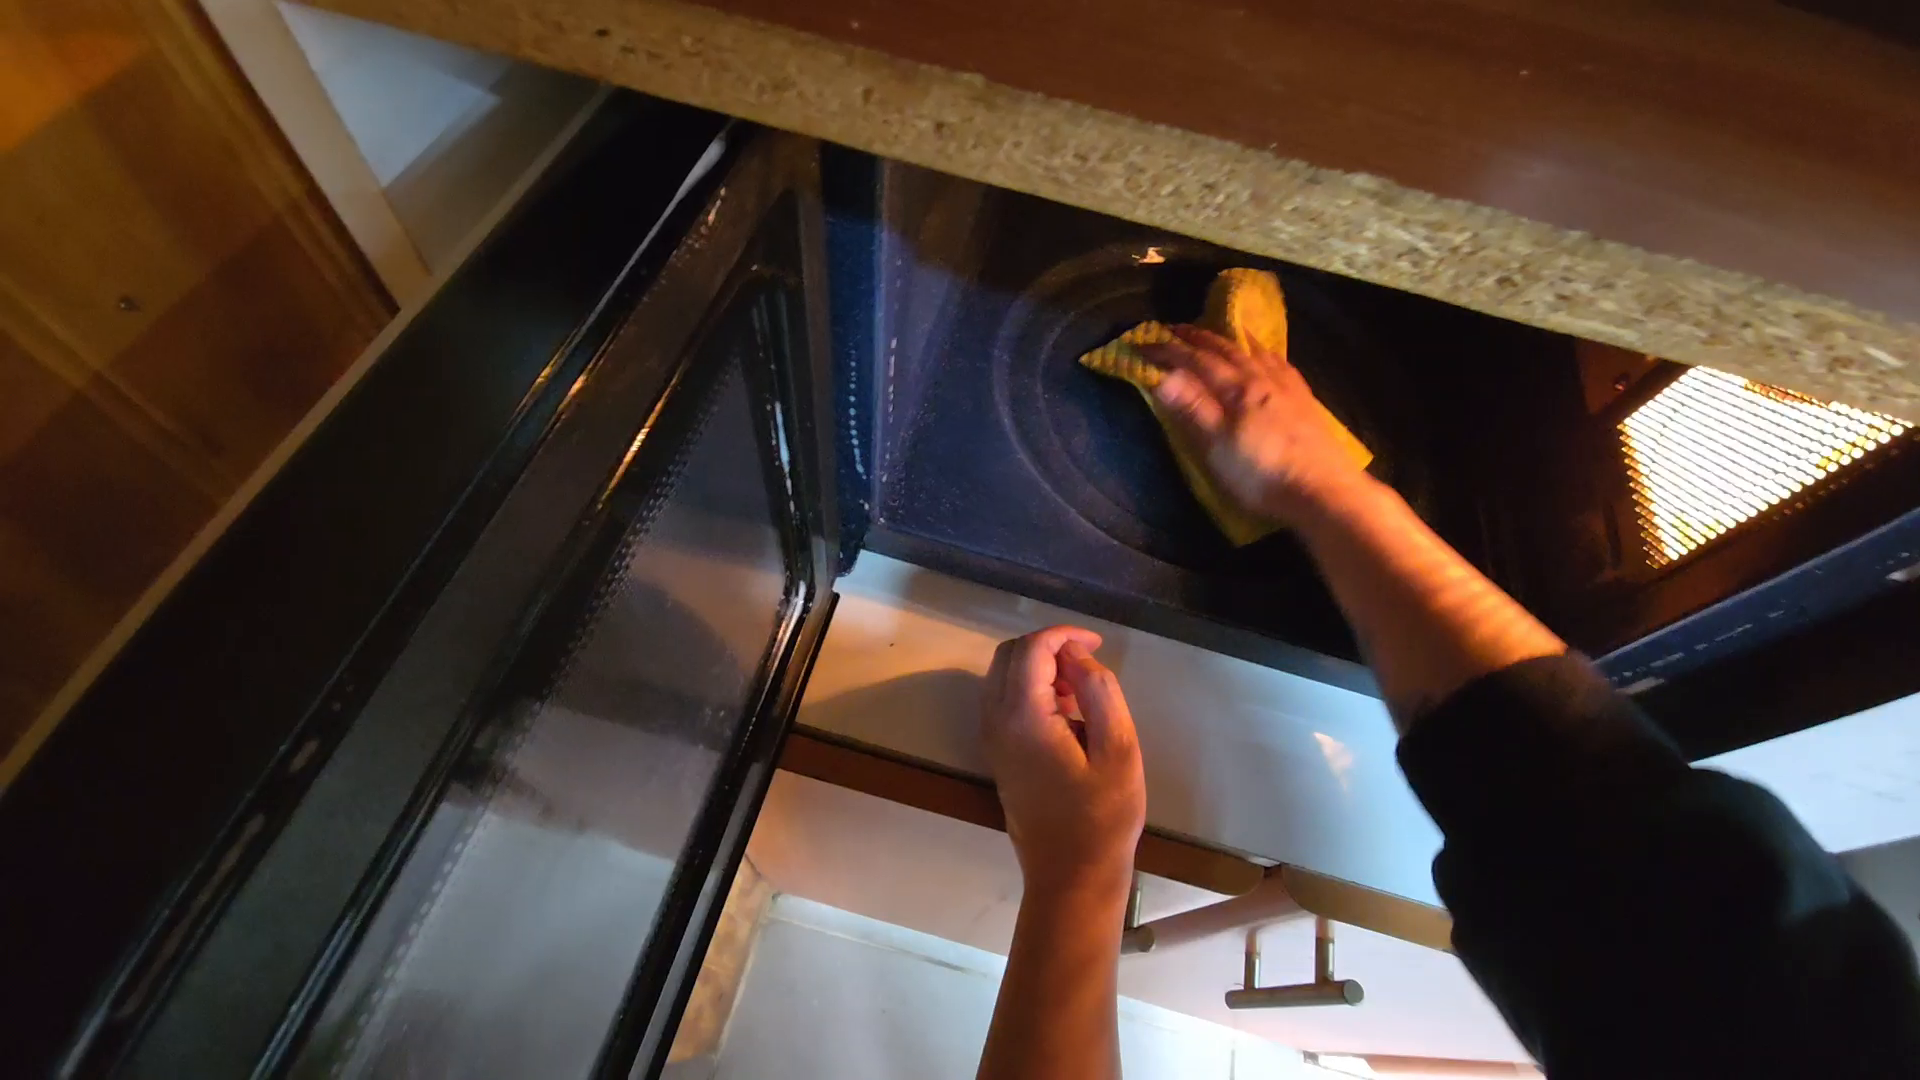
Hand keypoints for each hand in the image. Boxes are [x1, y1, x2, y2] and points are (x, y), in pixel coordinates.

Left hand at [981, 626, 1145, 901]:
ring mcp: (990, 736)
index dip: (1064, 635)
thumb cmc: (1102, 817)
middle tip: (1089, 664)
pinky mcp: (996, 751)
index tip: (1097, 643)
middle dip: (1048, 647)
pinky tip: (1066, 712)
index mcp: (1023, 716)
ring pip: (1003, 674)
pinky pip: (1004, 698)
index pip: (1032, 648)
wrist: (1070, 876)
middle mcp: (995, 720)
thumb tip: (1076, 654)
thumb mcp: (1118, 748)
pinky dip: (1030, 688)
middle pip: (1009, 653)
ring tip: (1082, 691)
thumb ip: (1098, 690)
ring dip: (1038, 667)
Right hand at [1141, 325, 1372, 524]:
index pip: (1196, 361)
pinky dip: (1263, 352)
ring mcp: (1287, 387)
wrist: (1322, 490)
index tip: (1144, 344)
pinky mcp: (1304, 400)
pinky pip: (1279, 363)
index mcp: (1237, 389)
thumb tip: (1162, 376)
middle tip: (1174, 329)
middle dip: (1197, 338)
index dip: (1169, 351)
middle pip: (1226, 350)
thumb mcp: (1217, 446)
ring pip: (1254, 352)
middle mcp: (1262, 378)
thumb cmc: (1262, 474)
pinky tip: (1265, 356)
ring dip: (1230, 340)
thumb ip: (1192, 408)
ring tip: (1218, 332)